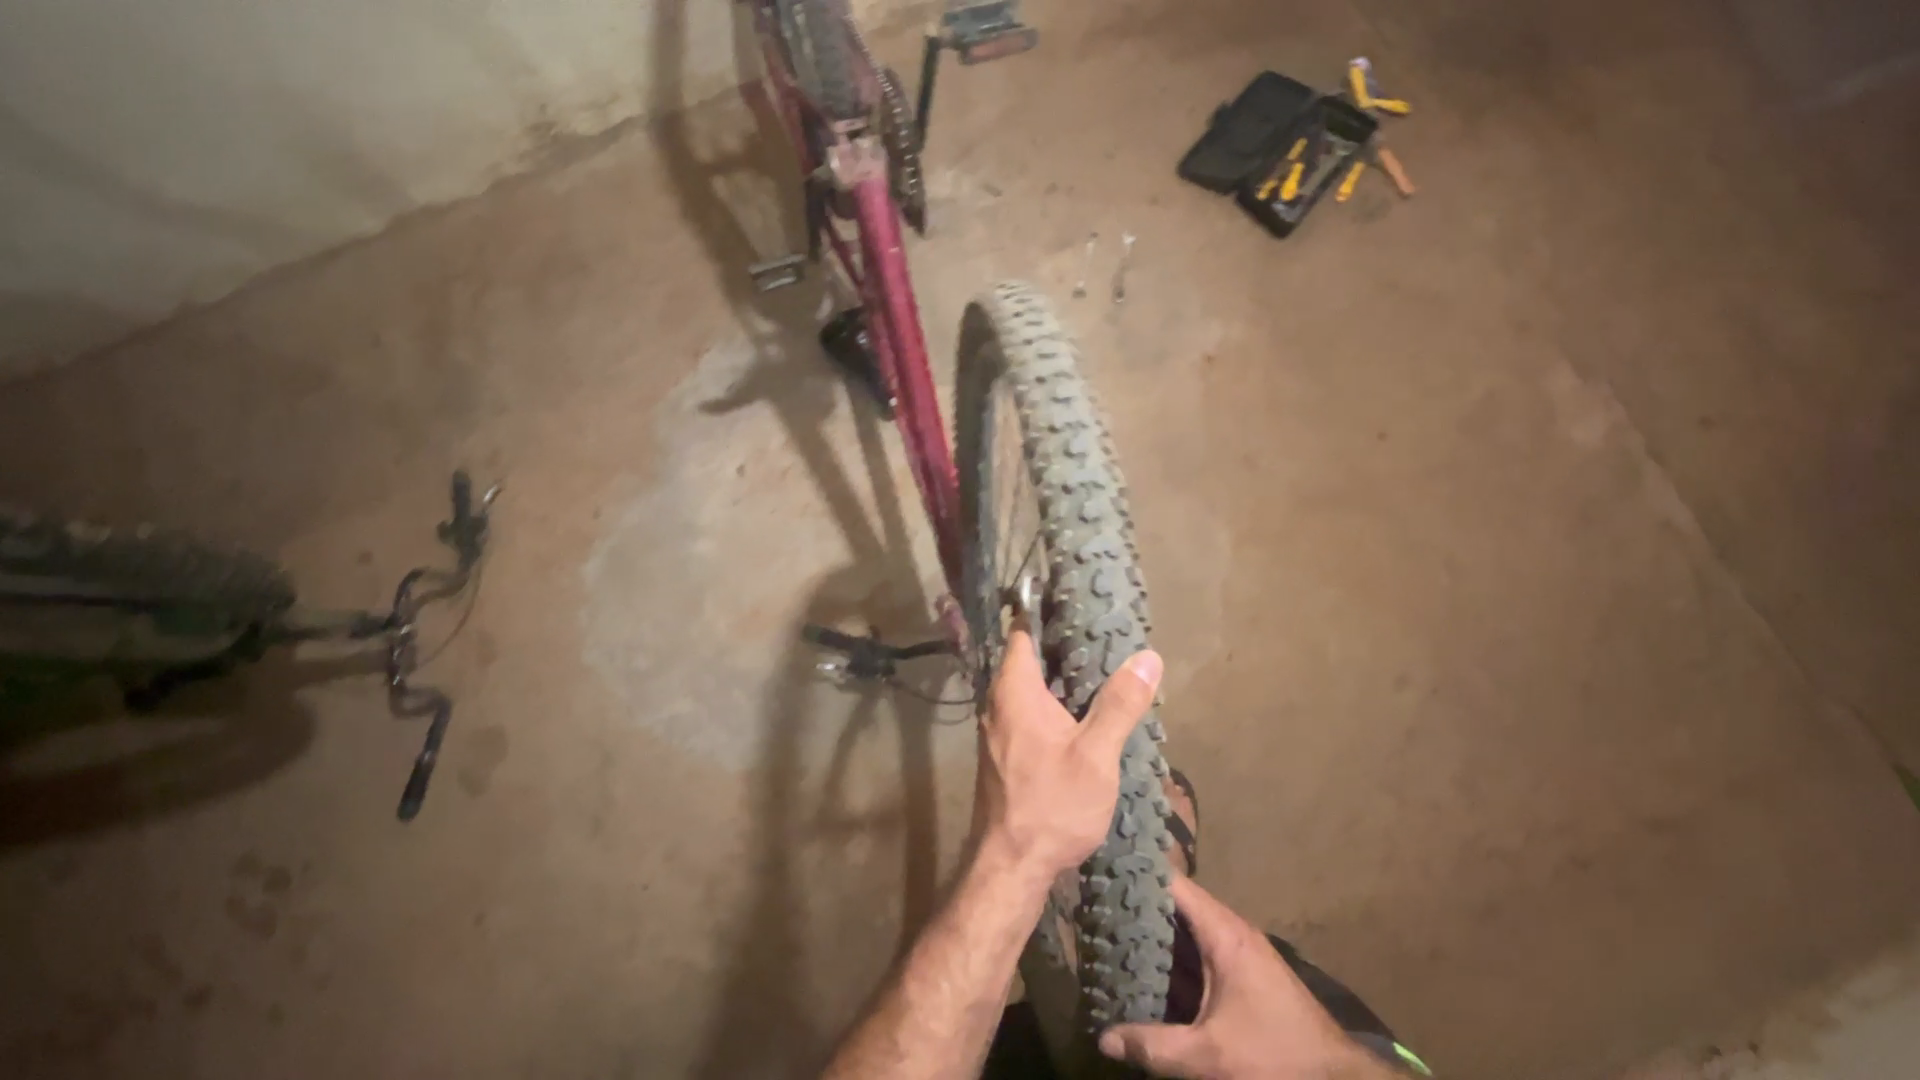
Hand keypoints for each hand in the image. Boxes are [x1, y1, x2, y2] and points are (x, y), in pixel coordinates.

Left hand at [972, 622, 1161, 881]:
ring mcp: (997, 731)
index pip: (1023, 632)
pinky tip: (1082, 715)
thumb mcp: (1096, 755)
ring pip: (1028, 690)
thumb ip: (1119, 704)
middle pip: (1027, 659)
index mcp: (1014, 692)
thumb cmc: (1052, 805)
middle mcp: (998, 704)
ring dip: (1059, 679)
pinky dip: (1052, 706)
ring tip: (1102, 669)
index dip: (1046, 611)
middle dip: (1062, 646)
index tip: (1077, 598)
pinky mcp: (1003, 755)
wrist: (1011, 865)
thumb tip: (1147, 657)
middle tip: (1104, 634)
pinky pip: (1028, 714)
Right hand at [1099, 876, 1390, 1079]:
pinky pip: (1195, 957)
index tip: (1100, 867)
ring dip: (1150, 935)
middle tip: (1090, 902)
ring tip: (1104, 931)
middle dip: (1135, 906)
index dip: (1137, 873)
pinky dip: (1168, 959)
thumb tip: (1103, 1038)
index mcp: (1224, 934)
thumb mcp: (1210, 1056)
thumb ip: (1154, 1046)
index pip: (1173, 884)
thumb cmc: (1276, 1058)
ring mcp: (1237, 955)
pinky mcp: (1239, 978)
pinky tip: (1139, 971)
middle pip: (1175, 906)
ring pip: (1184, 933)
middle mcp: (1230, 934)